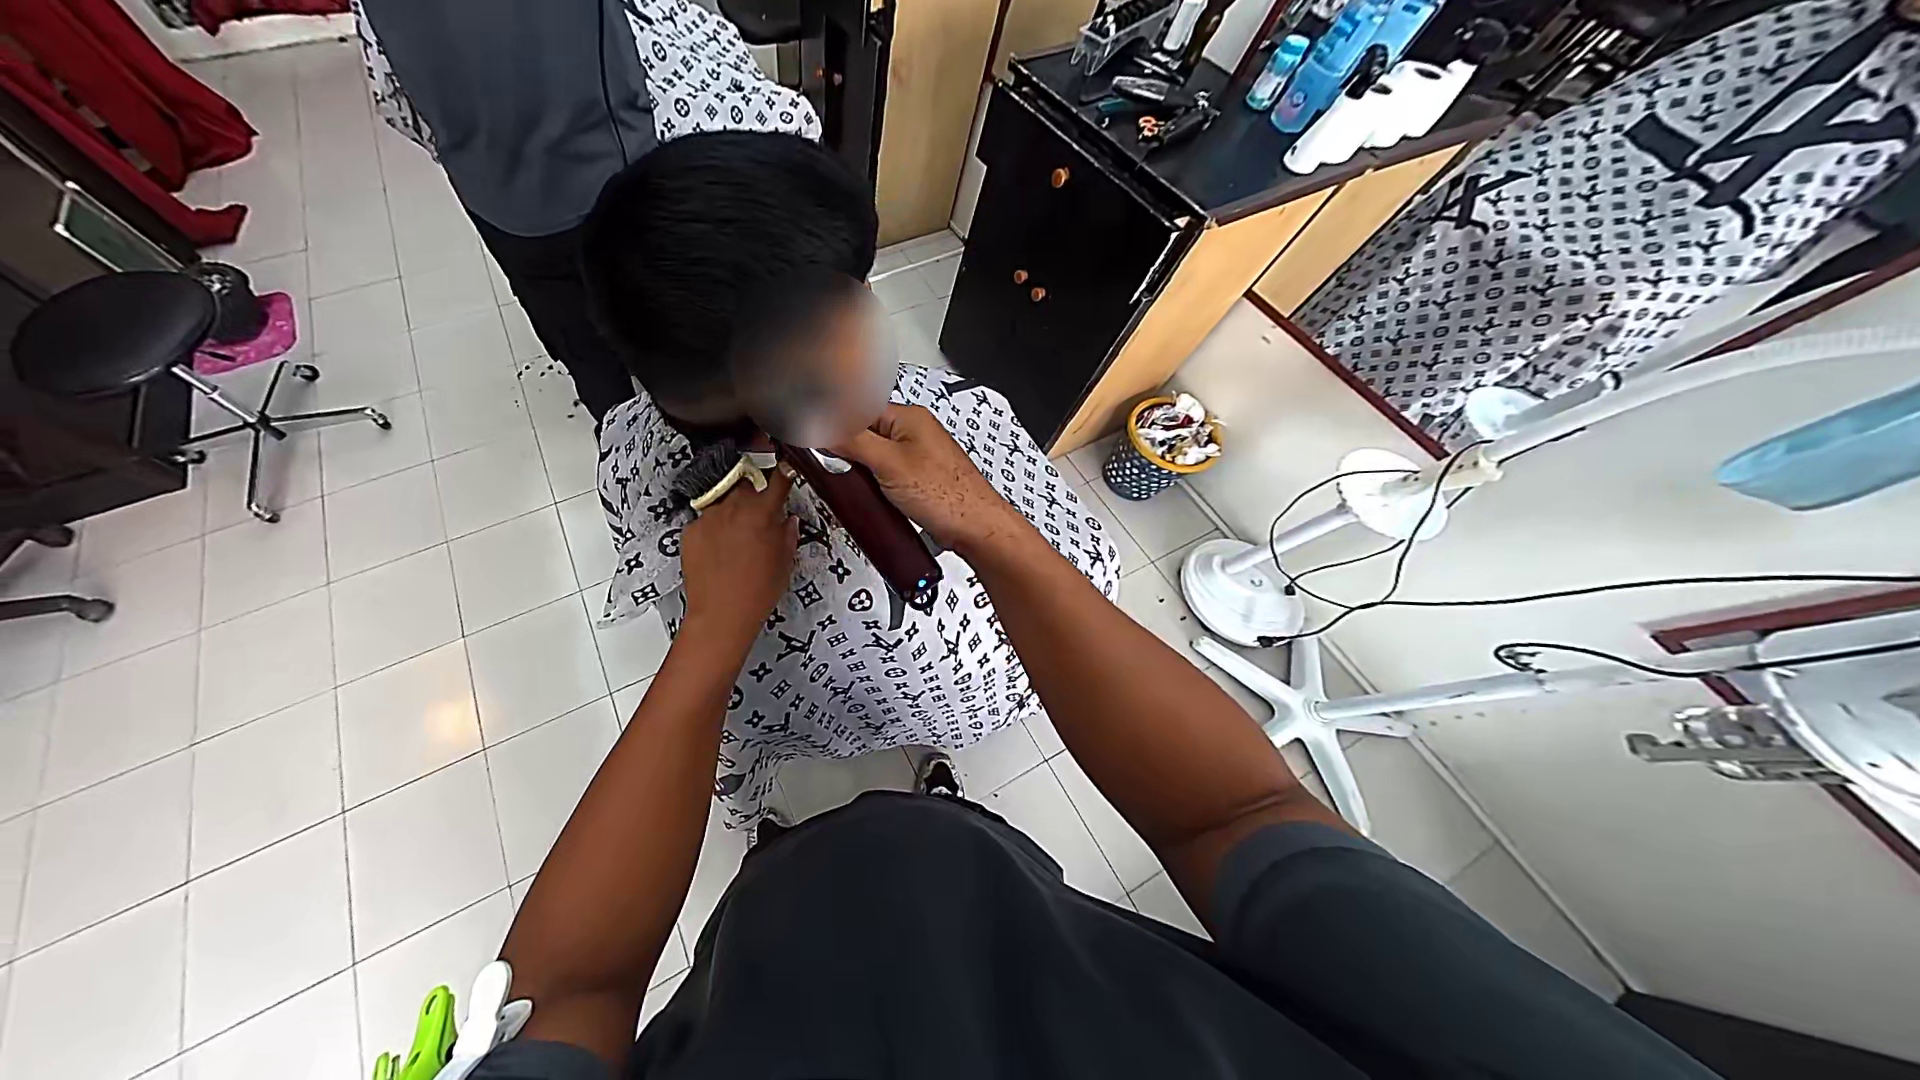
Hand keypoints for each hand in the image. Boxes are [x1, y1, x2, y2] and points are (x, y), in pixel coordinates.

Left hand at [679, 467, 797, 645]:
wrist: (722, 613)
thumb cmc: (756, 592)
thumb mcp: (784, 561)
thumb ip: (787, 534)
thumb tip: (787, 522)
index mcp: (763, 512)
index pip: (778, 479)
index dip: (785, 471)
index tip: (786, 468)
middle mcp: (734, 508)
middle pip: (746, 484)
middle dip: (754, 493)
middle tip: (760, 512)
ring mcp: (709, 518)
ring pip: (724, 501)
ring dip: (733, 511)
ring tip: (738, 537)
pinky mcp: (690, 531)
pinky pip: (705, 520)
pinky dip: (714, 529)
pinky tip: (721, 549)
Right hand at [830, 405, 1029, 554]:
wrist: (977, 530)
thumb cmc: (950, 496)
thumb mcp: (889, 464)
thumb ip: (852, 442)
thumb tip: (821, 424)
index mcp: (908, 417)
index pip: (856, 409)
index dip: (832, 424)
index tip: (812, 439)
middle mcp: (913, 433)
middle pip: (862, 433)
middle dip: (845, 452)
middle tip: (838, 470)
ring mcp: (916, 458)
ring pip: (872, 457)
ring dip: (860, 472)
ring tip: (859, 487)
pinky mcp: (917, 481)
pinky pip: (885, 476)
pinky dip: (874, 486)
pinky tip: (875, 498)